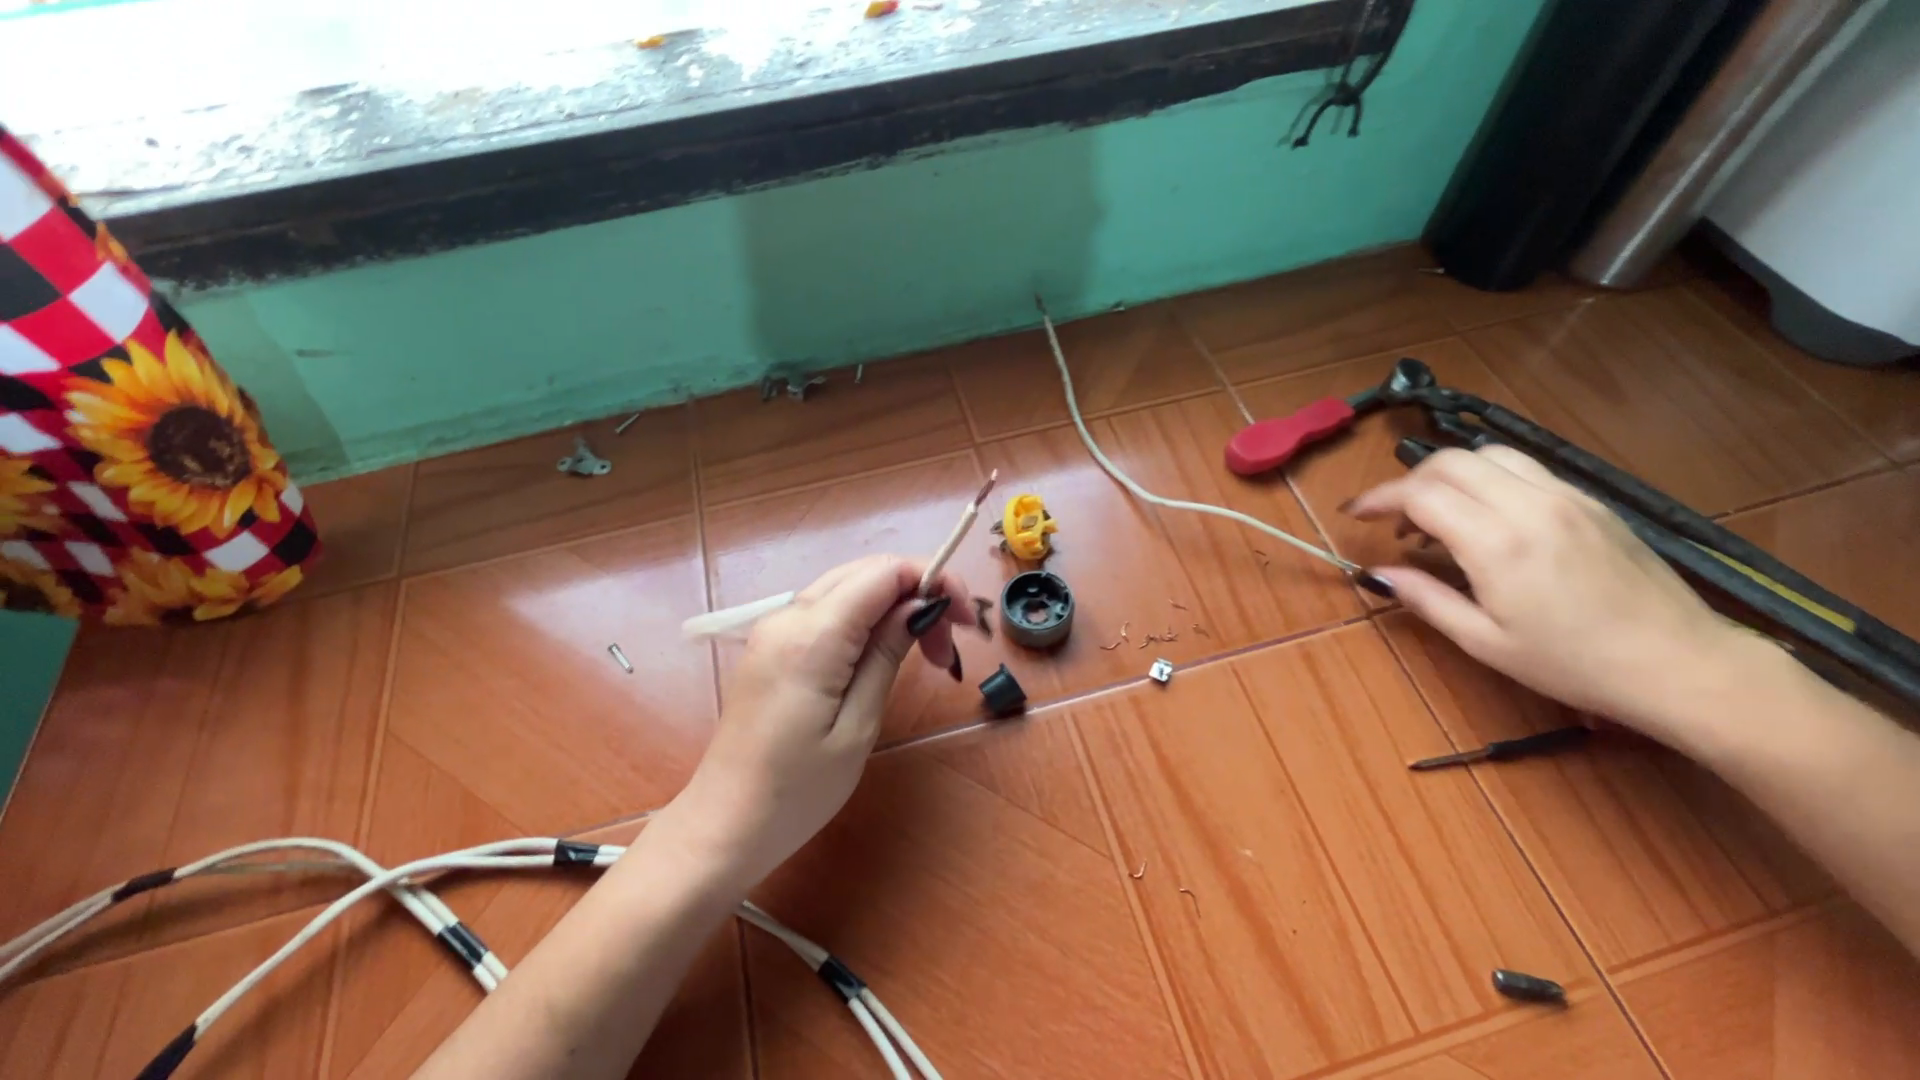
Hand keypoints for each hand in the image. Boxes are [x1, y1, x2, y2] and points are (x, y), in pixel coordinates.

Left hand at [674, 555, 973, 886]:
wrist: (726, 824)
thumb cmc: (798, 790)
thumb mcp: (858, 726)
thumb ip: (886, 655)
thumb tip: (919, 606)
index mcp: (812, 635)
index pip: (884, 571)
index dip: (934, 580)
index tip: (967, 621)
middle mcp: (788, 617)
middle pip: (867, 571)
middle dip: (918, 593)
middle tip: (948, 647)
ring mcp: (774, 629)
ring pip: (848, 587)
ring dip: (894, 605)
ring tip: (926, 653)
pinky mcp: (771, 647)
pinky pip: (827, 610)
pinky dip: (866, 618)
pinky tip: (885, 652)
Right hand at [1344, 445, 1748, 739]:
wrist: (1679, 664)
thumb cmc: (1572, 664)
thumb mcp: (1484, 642)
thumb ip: (1425, 599)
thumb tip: (1375, 574)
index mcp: (1498, 543)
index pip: (1421, 494)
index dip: (1379, 498)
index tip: (1355, 514)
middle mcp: (1530, 505)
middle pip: (1451, 461)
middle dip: (1410, 481)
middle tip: (1394, 519)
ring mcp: (1567, 497)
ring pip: (1490, 455)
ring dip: (1451, 475)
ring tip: (1440, 516)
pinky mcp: (1591, 501)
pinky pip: (1526, 470)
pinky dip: (1489, 480)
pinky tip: (1488, 520)